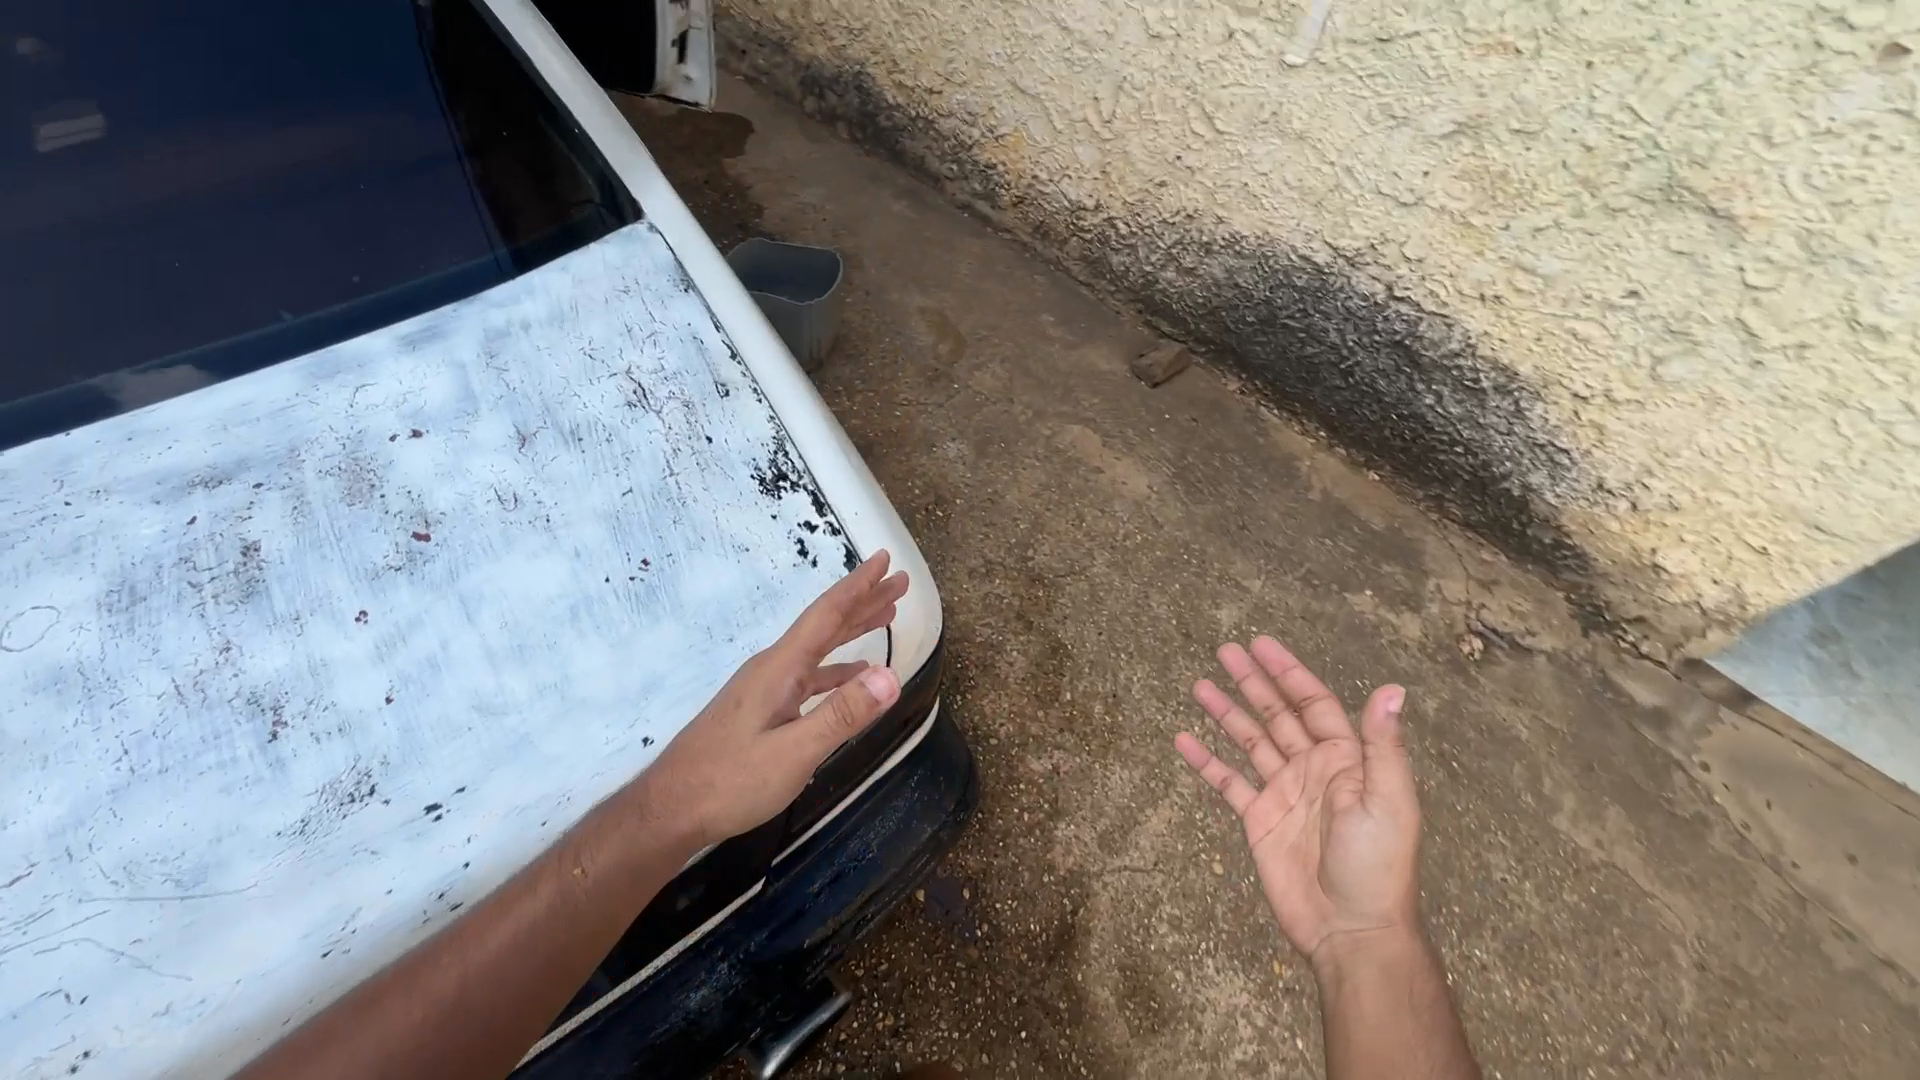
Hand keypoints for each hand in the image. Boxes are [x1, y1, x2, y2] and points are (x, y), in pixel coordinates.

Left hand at [644, 552, 908, 848]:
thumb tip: (892, 675)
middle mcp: (773, 668)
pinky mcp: (762, 709)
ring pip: (818, 648)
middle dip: (864, 600)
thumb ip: (842, 714)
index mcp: (780, 668)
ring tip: (887, 617)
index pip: (826, 614)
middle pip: (825, 624)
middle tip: (900, 582)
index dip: (859, 585)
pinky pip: (809, 675)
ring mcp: (765, 688)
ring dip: (853, 630)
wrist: (670, 809)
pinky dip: (837, 668)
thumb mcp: (794, 753)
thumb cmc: (730, 781)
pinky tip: (854, 675)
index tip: (886, 559)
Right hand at [1175, 637, 1421, 968]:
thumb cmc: (1377, 865)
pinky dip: (1206, 761)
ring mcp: (1283, 793)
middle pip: (1276, 714)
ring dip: (1226, 713)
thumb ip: (1383, 745)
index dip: (1287, 672)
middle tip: (1223, 650)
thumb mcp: (1388, 801)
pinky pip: (1227, 782)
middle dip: (1252, 682)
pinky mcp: (1259, 819)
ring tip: (1198, 685)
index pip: (1312, 703)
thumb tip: (1392, 689)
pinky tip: (1184, 740)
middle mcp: (1312, 768)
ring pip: (1249, 742)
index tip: (1260, 645)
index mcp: (1345, 760)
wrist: (1350, 929)